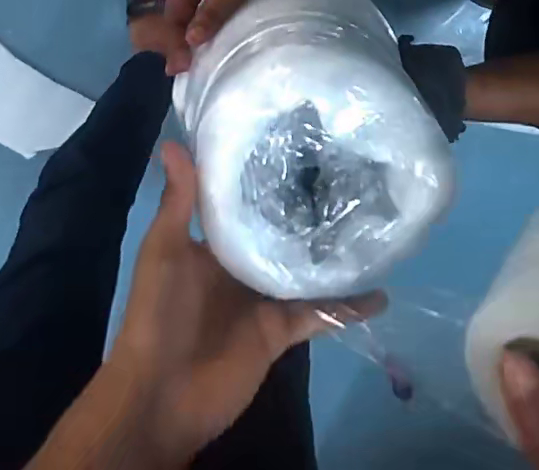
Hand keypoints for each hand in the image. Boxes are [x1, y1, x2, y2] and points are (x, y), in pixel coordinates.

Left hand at [106, 142, 382, 462]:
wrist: (161, 396)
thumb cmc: (159, 313)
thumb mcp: (164, 250)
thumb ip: (178, 202)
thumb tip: (170, 142)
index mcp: (217, 243)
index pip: (247, 203)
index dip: (268, 177)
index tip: (298, 144)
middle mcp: (244, 265)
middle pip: (283, 234)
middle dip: (309, 212)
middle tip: (348, 177)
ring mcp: (265, 298)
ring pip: (307, 270)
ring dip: (334, 255)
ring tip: (372, 225)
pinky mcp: (281, 331)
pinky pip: (320, 314)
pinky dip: (348, 308)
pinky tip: (380, 293)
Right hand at [162, 0, 287, 73]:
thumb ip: (210, 14)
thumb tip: (189, 42)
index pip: (172, 17)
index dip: (174, 43)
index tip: (182, 68)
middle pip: (179, 15)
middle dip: (181, 41)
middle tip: (186, 70)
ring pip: (194, 11)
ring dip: (195, 32)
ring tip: (199, 60)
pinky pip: (207, 5)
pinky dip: (208, 21)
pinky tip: (216, 36)